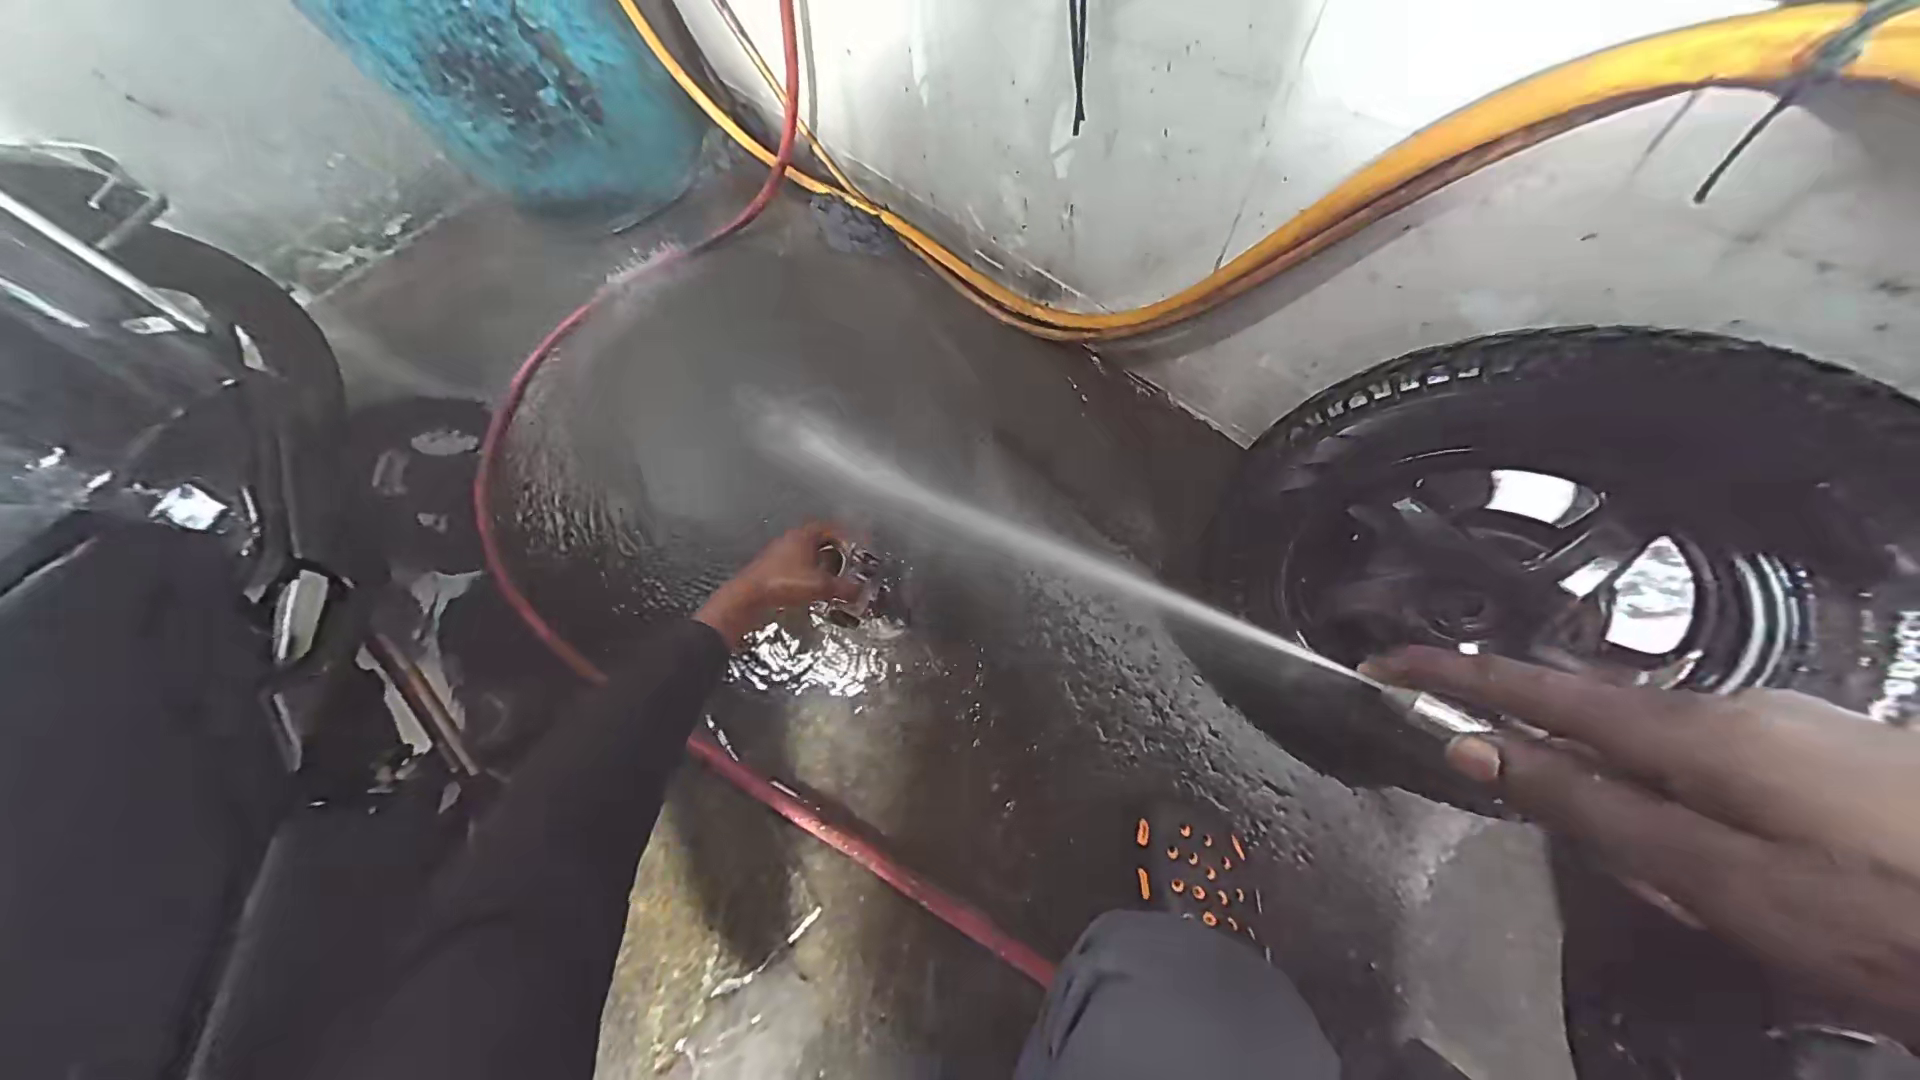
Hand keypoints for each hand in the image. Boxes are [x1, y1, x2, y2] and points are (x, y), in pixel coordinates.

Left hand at [694, 522, 862, 647]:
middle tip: (848, 560)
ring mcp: (778, 555)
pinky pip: (795, 566)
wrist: (747, 599)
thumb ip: (845, 588)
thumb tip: (861, 591)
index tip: (857, 543)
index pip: (831, 527)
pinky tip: (813, 587)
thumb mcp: (821, 586)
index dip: (847, 535)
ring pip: (806, 553)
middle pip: (818, 539)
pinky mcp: (770, 570)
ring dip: (821, 562)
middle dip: (836, 549)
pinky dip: (808, 573)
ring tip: (833, 575)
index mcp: (803, 536)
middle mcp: (789, 540)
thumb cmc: (782, 584)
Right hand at [1363, 645, 1919, 1040]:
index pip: (1527, 687)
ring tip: (1713, 894)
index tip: (1382, 664)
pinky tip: (1768, 876)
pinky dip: (1701, 810)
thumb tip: (1474, 748)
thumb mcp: (1718, 880)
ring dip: (1645, 806)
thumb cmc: (1900, 920)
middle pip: (1598, 725)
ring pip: (1666, 755)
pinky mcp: (1843, 756)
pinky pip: (1724, 770)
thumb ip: (1583, 804)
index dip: (1446, 675)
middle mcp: (1735, 709)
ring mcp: (1798, 726)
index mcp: (1690, 732)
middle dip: (1568, 773)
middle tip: (1618, 864)